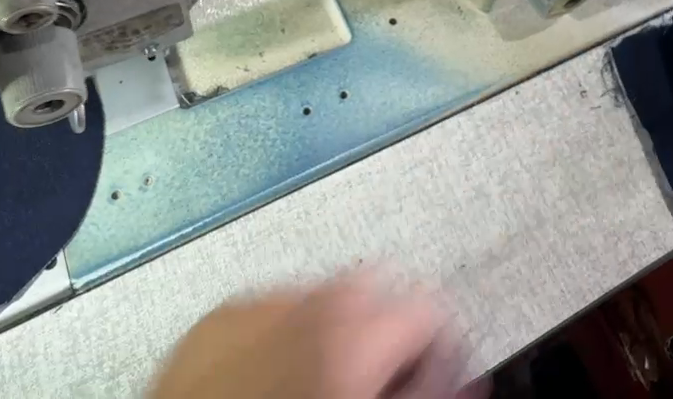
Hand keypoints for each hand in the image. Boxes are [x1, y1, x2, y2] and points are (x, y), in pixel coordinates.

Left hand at [146, 271, 472, 398]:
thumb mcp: (367, 398)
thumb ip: (423, 382)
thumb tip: (459, 375)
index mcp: (348, 320)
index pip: (430, 301)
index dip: (443, 339)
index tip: (443, 367)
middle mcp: (303, 293)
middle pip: (376, 285)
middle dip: (389, 327)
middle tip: (387, 376)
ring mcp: (253, 301)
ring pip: (323, 294)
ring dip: (338, 329)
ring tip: (325, 379)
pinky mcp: (213, 320)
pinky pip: (271, 308)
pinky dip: (287, 334)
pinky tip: (277, 379)